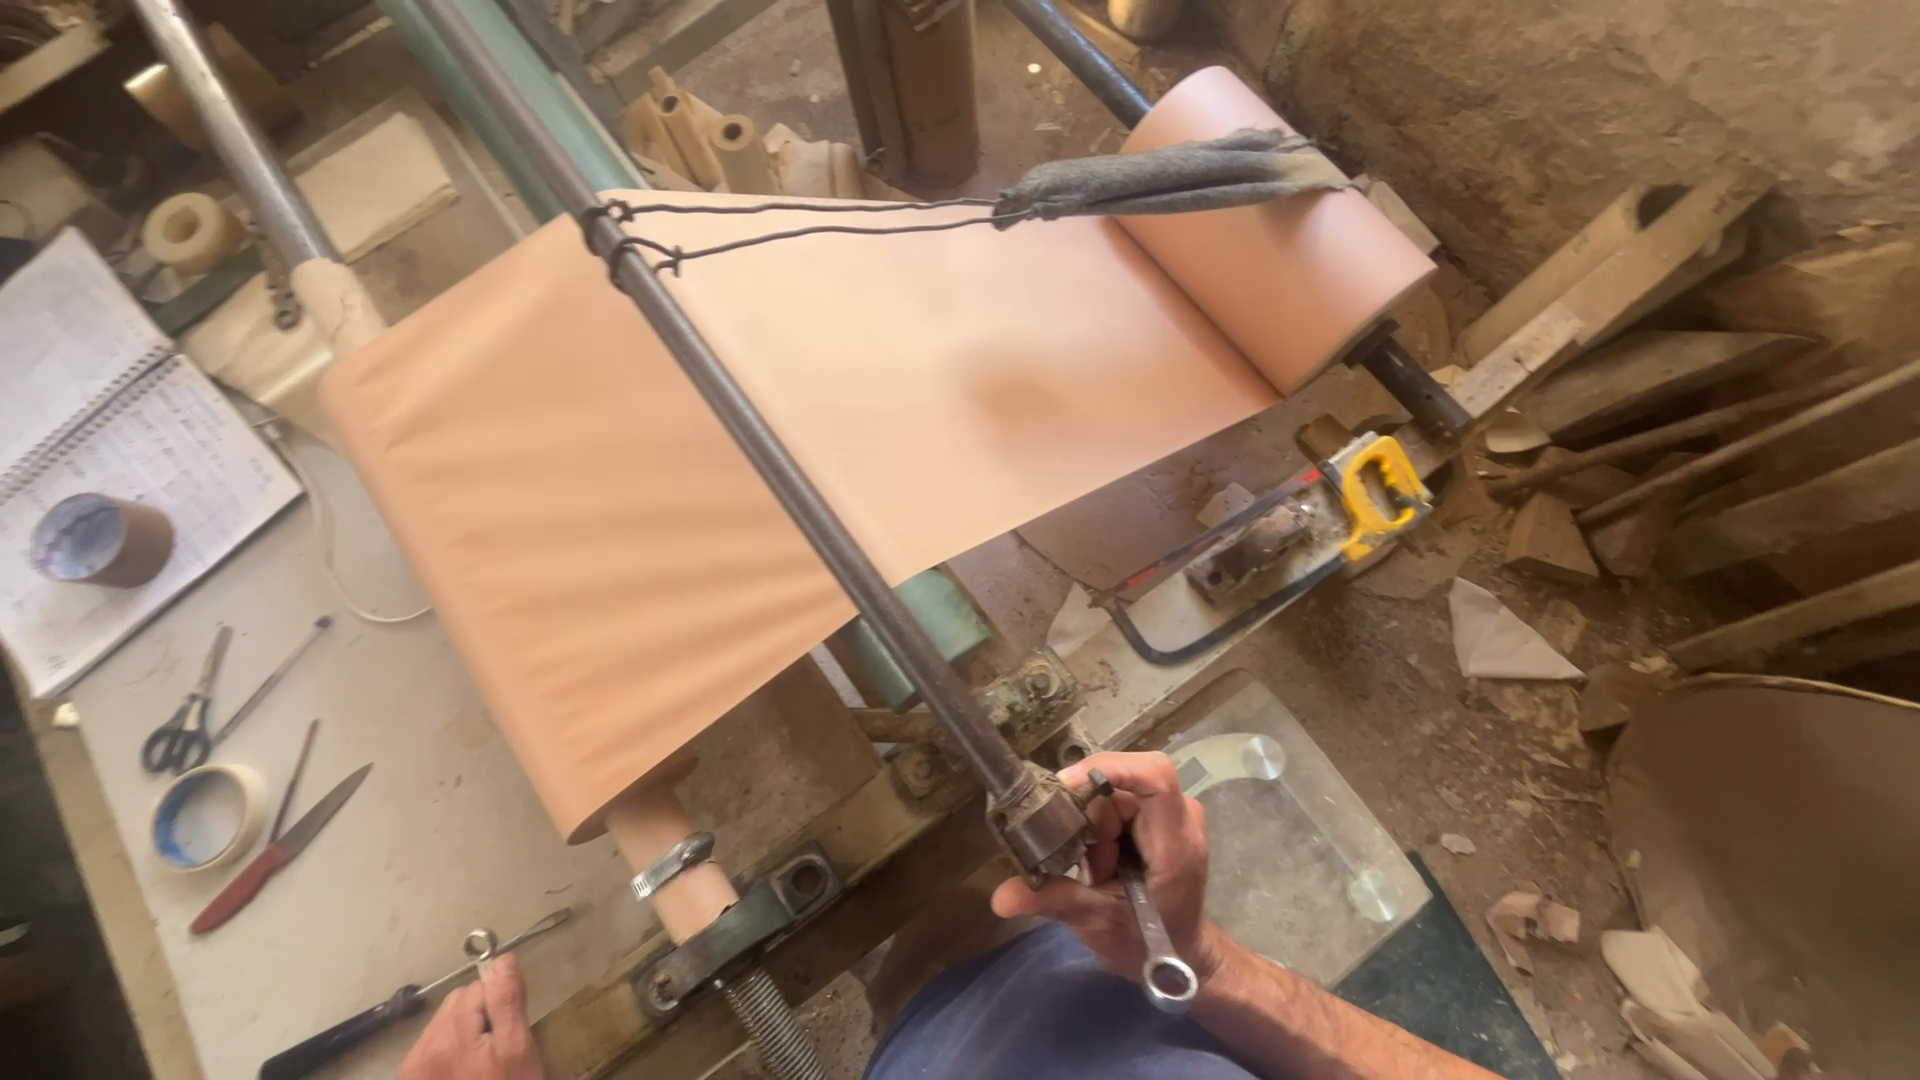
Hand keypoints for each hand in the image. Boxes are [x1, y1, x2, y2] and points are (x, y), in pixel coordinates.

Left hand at [399, 954, 542, 1079]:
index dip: (500, 1000)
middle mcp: (420, 1051)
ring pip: (445, 1022)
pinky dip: (452, 1048)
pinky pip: (434, 1044)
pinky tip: (465, 1070)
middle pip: (457, 1002)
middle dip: (481, 1012)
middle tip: (499, 1043)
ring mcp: (411, 1070)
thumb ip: (508, 1000)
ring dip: (467, 1029)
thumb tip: (502, 959)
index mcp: (448, 1038)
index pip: (478, 986)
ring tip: (482, 1060)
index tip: (510, 1027)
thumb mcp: (517, 1048)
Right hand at [991, 751, 1223, 984]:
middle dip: (1088, 818)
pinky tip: (1102, 860)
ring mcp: (1172, 811)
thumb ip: (1054, 901)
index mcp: (1175, 843)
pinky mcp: (1159, 812)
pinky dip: (1098, 826)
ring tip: (1097, 871)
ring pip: (1112, 792)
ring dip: (1092, 827)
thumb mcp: (1099, 924)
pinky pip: (1116, 797)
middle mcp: (1180, 816)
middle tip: (1084, 865)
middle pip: (1119, 785)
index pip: (1154, 777)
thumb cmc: (1151, 944)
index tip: (1065, 785)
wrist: (1182, 953)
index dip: (1109, 767)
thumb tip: (1000, 898)